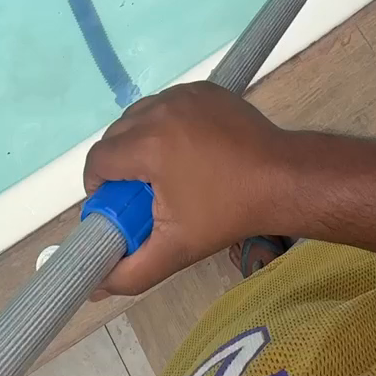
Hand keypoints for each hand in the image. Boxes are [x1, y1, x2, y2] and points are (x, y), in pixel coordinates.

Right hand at [83, 82, 293, 296]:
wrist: (281, 179)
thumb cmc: (226, 213)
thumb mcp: (175, 249)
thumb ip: (130, 272)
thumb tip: (95, 287)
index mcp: (148, 145)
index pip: (98, 159)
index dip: (98, 184)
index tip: (114, 204)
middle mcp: (160, 110)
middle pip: (117, 134)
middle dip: (118, 162)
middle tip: (138, 191)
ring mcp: (184, 94)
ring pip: (141, 114)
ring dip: (140, 138)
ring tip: (162, 169)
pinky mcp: (204, 88)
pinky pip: (168, 102)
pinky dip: (167, 121)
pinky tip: (185, 146)